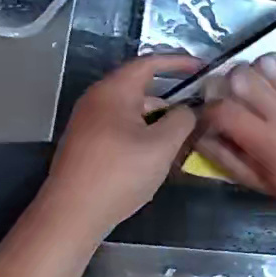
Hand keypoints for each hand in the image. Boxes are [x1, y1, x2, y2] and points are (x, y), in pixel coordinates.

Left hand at [41, 54, 198, 236]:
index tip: (203, 68)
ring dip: (160, 118)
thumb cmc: (119, 173)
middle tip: (200, 106)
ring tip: (186, 133)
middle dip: (172, 96)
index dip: (179, 62)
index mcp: (114, 91)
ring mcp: (89, 122)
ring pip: (133, 110)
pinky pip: (122, 126)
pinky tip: (160, 151)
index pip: (150, 63)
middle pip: (141, 87)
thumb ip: (182, 120)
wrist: (71, 214)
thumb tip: (189, 108)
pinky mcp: (88, 143)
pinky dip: (145, 131)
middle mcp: (98, 100)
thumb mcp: (162, 145)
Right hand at [195, 51, 275, 207]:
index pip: (224, 111)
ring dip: (255, 70)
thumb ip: (227, 160)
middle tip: (230, 94)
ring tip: (258, 85)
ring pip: (267, 62)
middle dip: (227, 82)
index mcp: (268, 141)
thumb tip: (199, 136)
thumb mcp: (262, 184)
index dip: (207, 109)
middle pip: (242, 77)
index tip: (208, 114)